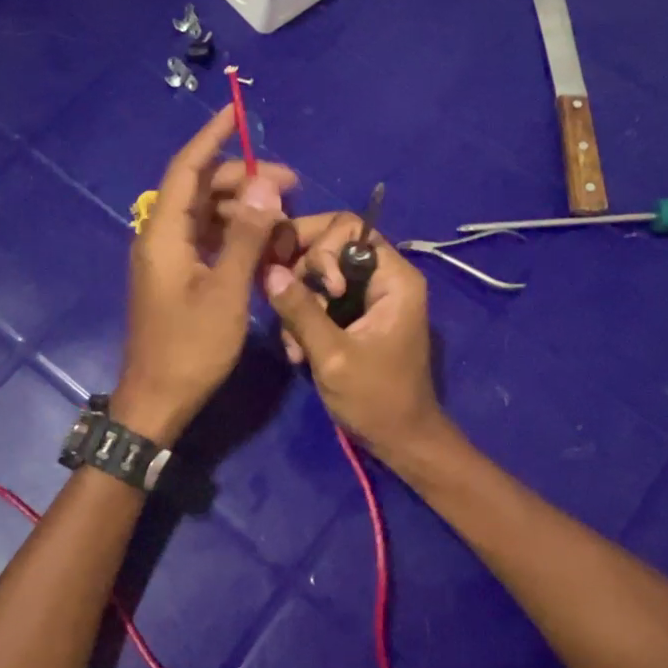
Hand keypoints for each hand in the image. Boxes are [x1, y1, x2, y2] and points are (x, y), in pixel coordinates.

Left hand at [115, 106, 295, 443]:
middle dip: (244, 180)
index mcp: (163, 235)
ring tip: (285, 218)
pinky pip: (207, 242)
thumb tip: (267, 187)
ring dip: (244, 211)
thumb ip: (247, 238)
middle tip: (291, 186)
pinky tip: (266, 244)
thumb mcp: (226, 292)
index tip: (237, 112)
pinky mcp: (178, 279)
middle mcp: (161, 238)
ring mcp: (168, 260)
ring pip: (207, 216)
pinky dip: (235, 236)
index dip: (212, 138)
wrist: (158, 399)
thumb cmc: (191, 348)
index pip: (186, 170)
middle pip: (200, 190)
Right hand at [261, 212, 445, 459]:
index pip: (348, 227)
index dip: (319, 247)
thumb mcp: (332, 355)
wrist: (400, 440)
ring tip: (295, 347)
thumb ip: (300, 310)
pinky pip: (320, 301)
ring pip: (318, 276)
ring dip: (298, 306)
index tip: (314, 286)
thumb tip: (268, 271)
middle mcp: (383, 279)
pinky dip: (305, 321)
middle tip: (286, 308)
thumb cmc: (376, 399)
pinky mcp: (354, 317)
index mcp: (394, 279)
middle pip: (329, 246)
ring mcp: (368, 298)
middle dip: (301, 276)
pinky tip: (299, 353)